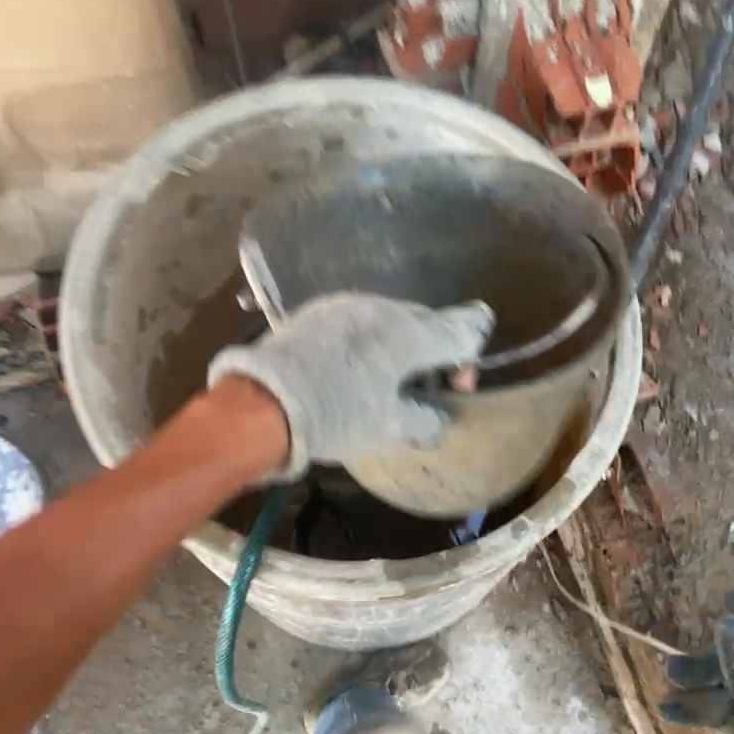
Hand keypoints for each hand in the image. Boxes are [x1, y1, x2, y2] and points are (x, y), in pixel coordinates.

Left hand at [208, 293, 493, 481]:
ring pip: (391, 321)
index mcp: (408, 333)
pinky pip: (361, 323)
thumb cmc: (338, 415)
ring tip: (392, 380)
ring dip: (402, 346)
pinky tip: (360, 369)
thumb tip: (436, 419)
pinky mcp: (318, 313)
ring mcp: (347, 306)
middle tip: (429, 388)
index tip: (460, 381)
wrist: (264, 403)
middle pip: (425, 323)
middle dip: (435, 352)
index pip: (460, 329)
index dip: (469, 353)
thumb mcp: (390, 427)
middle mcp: (381, 309)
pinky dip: (372, 343)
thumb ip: (426, 419)